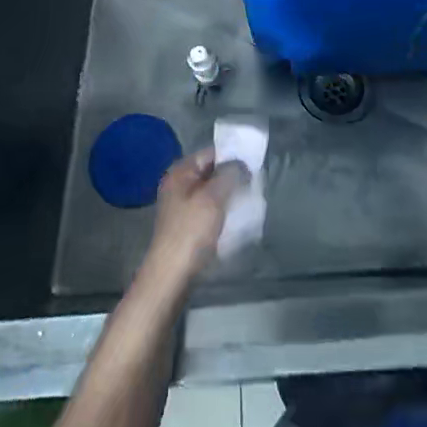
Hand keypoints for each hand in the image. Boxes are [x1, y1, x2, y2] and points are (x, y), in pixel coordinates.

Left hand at [144, 149, 247, 284]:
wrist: (171, 274)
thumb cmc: (191, 231)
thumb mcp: (213, 197)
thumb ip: (229, 174)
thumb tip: (242, 164)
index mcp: (180, 172)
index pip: (210, 153)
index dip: (232, 156)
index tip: (254, 165)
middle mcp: (179, 185)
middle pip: (211, 172)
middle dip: (233, 177)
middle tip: (255, 184)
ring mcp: (182, 206)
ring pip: (212, 192)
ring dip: (230, 195)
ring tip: (250, 201)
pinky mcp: (187, 225)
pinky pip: (209, 209)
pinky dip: (223, 210)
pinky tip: (237, 218)